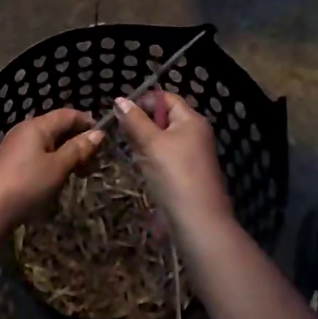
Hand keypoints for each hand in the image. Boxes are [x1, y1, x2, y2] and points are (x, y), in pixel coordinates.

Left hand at [0, 108, 104, 227]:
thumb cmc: (27, 184)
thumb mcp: (58, 167)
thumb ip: (79, 148)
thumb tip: (98, 133)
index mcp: (38, 126)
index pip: (68, 114)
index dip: (88, 122)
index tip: (104, 139)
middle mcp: (26, 130)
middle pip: (59, 127)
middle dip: (79, 140)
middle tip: (94, 161)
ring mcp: (16, 147)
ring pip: (49, 143)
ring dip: (67, 153)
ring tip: (80, 172)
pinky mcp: (12, 163)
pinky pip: (39, 154)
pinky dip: (54, 161)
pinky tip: (59, 177)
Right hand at [115, 92, 231, 231]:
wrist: (198, 220)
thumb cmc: (175, 174)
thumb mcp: (151, 144)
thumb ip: (135, 121)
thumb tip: (119, 99)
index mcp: (192, 120)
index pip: (167, 98)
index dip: (144, 101)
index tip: (121, 113)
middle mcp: (195, 134)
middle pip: (164, 120)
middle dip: (143, 126)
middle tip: (124, 138)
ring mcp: (192, 155)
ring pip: (162, 141)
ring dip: (145, 147)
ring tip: (135, 158)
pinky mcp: (187, 175)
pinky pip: (166, 160)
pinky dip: (152, 163)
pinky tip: (144, 173)